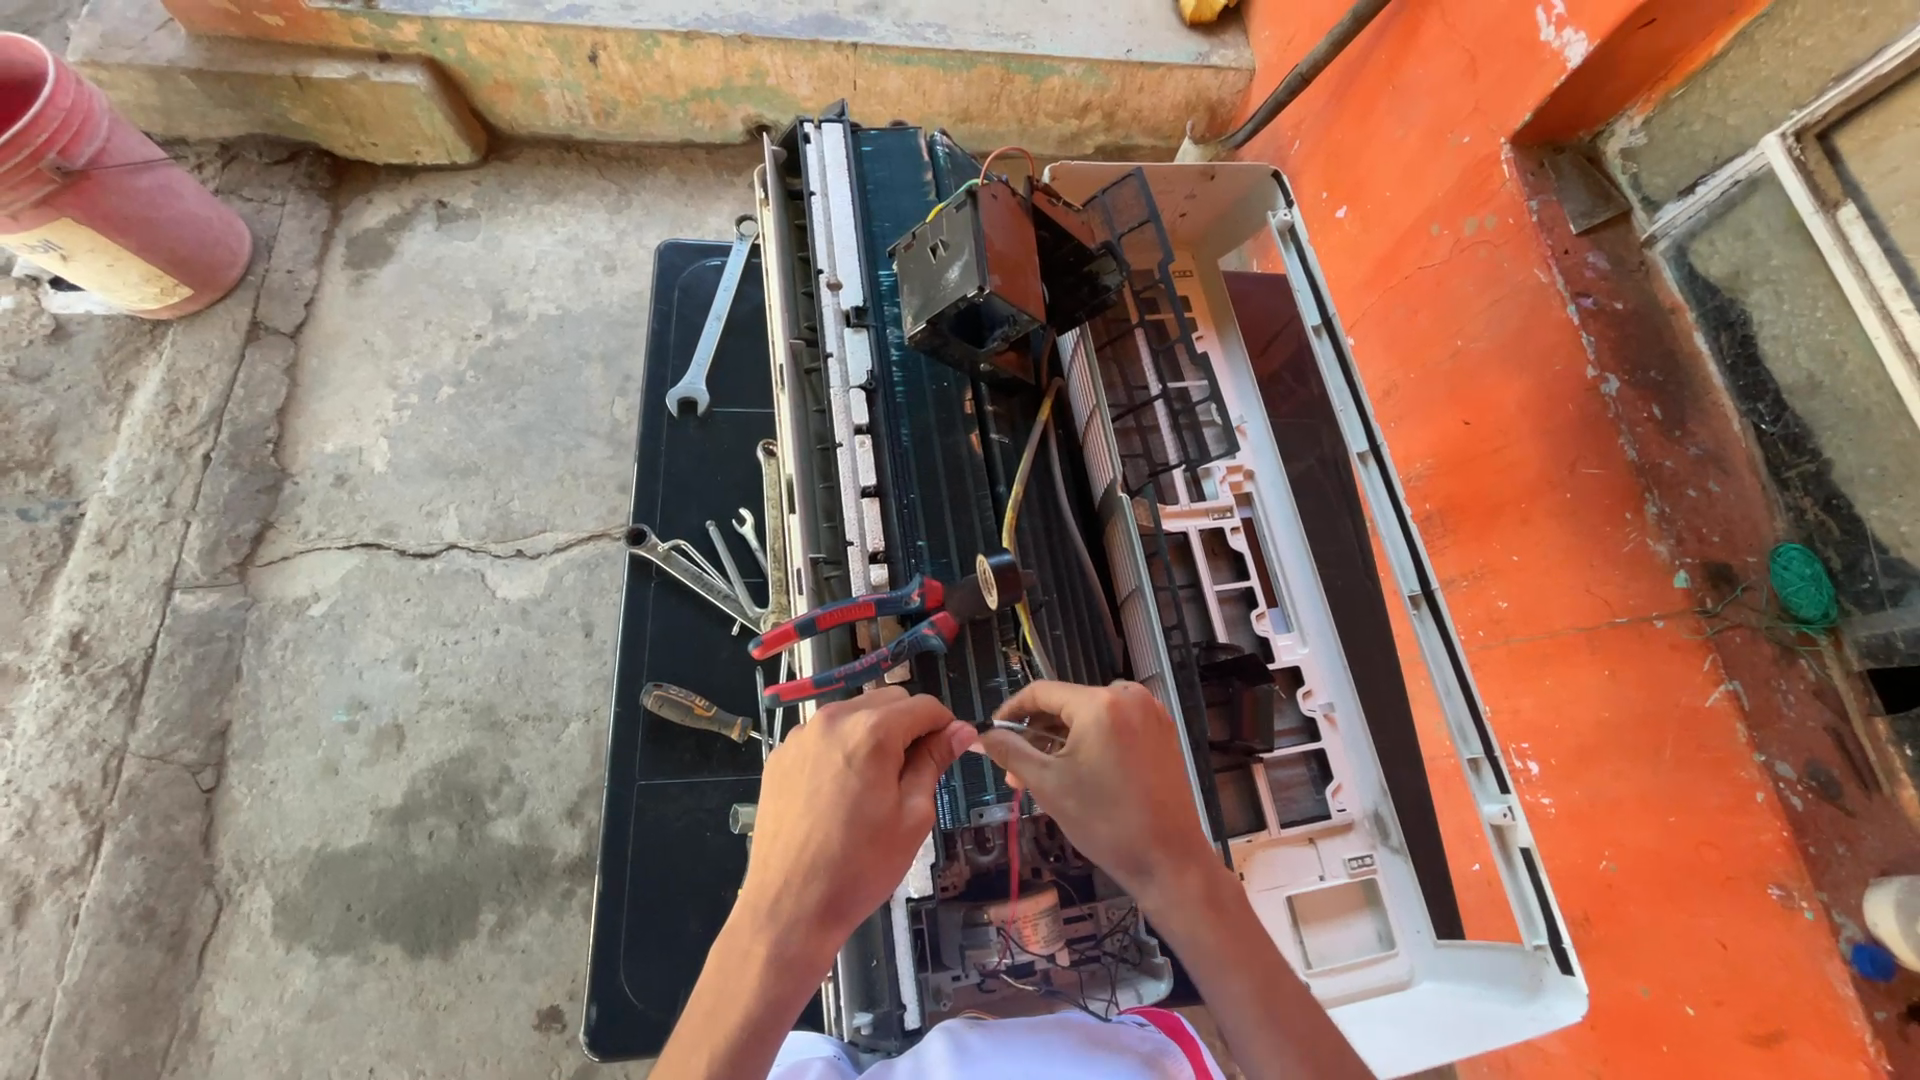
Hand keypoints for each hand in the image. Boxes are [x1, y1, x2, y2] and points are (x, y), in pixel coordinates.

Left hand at [739, 686, 974, 960]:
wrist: (789, 907)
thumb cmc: (861, 866)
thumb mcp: (913, 815)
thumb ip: (934, 762)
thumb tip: (962, 730)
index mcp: (871, 731)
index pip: (924, 705)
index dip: (944, 726)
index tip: (947, 753)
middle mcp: (832, 719)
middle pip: (887, 701)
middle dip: (908, 726)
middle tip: (912, 773)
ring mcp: (800, 736)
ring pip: (853, 713)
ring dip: (874, 733)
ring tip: (874, 784)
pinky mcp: (780, 755)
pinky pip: (824, 735)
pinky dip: (842, 747)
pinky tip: (839, 791)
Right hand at [978, 680, 1217, 913]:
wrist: (1169, 861)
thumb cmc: (1105, 821)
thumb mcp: (1048, 784)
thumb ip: (1011, 752)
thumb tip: (983, 736)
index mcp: (1100, 702)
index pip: (1042, 692)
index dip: (1012, 711)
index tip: (994, 734)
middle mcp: (1129, 696)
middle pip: (1067, 704)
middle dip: (1038, 735)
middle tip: (1016, 770)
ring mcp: (1151, 714)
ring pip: (1090, 716)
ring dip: (1063, 741)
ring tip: (1044, 777)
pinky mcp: (1163, 733)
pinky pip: (1115, 726)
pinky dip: (1092, 743)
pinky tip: (1079, 773)